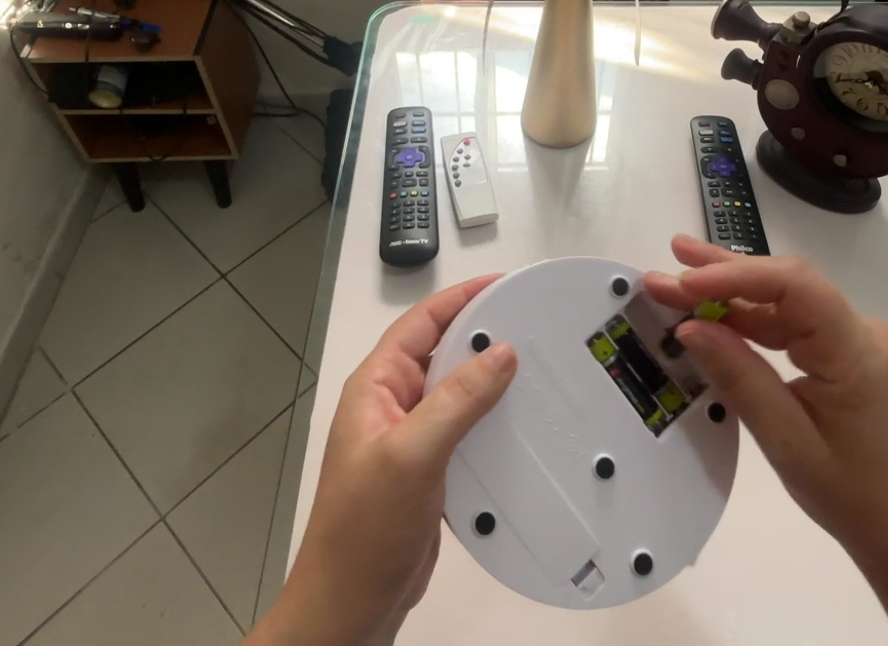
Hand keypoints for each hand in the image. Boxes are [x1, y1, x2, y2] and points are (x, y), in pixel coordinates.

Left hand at [249, 275, 516, 645]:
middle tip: (533, 324)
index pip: (422, 323)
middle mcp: (394, 403)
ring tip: (536, 367)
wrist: (351, 604)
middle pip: (442, 352)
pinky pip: (466, 427)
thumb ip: (457, 401)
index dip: (461, 299)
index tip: (504, 285)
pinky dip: (492, 418)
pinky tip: (523, 422)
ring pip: (457, 390)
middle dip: (483, 335)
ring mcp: (412, 436)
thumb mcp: (412, 454)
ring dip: (491, 377)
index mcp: (377, 386)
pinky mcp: (431, 467)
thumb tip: (503, 352)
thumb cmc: (366, 526)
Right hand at [642, 235, 887, 578]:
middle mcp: (862, 332)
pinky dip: (753, 322)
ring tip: (678, 282)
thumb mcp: (788, 443)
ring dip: (732, 295)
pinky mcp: (849, 358)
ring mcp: (857, 342)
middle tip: (669, 261)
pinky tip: (716, 318)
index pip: (794, 285)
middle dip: (724, 272)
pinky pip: (795, 328)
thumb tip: (690, 327)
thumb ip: (739, 378)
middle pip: (788, 284)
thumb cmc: (857, 499)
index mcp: (857, 351)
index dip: (735, 275)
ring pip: (787, 303)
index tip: (684, 281)